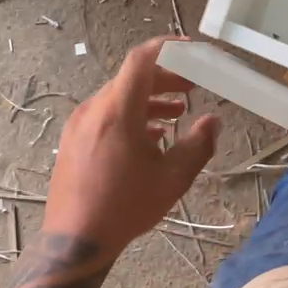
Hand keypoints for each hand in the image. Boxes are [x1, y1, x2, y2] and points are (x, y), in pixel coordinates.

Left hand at [43, 38, 220, 252]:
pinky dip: (131, 116)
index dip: (168, 48)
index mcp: (117, 111)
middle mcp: (94, 109)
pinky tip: (150, 137)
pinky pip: (105, 115)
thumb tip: (214, 122)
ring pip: (118, 98)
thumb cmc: (126, 207)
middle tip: (192, 87)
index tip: (191, 50)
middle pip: (131, 78)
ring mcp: (79, 124)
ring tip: (176, 114)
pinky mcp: (74, 140)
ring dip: (149, 100)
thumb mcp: (172, 178)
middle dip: (165, 79)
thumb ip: (197, 145)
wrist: (76, 239)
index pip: (141, 60)